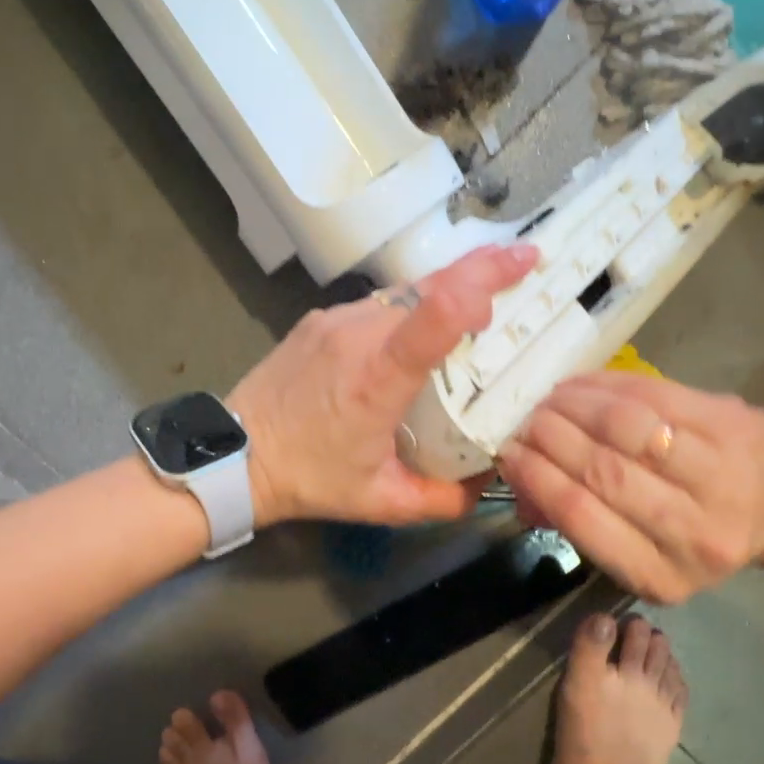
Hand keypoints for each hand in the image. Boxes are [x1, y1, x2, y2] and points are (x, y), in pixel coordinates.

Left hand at [230, 245, 538, 527]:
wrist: (237, 458)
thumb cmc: (310, 479)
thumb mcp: (382, 502)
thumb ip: (443, 498)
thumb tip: (488, 481)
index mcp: (377, 380)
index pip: (431, 317)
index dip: (476, 286)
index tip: (517, 269)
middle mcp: (357, 336)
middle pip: (427, 287)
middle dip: (482, 269)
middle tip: (526, 260)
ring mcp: (335, 321)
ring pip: (404, 291)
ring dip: (447, 287)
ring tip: (484, 292)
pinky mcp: (320, 320)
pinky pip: (377, 304)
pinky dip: (411, 306)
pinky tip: (425, 321)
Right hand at [496, 372, 763, 603]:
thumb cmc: (701, 537)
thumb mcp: (643, 556)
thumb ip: (582, 524)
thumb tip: (521, 486)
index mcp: (661, 575)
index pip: (582, 517)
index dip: (537, 478)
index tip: (507, 453)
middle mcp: (693, 532)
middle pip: (600, 471)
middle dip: (548, 439)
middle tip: (519, 422)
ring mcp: (718, 475)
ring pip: (624, 428)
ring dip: (572, 408)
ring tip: (545, 401)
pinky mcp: (730, 425)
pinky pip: (652, 396)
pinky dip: (604, 386)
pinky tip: (577, 386)